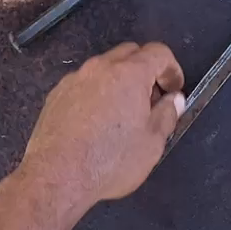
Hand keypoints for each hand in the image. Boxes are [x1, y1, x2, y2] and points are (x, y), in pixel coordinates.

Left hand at [17, 42, 184, 217]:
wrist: (56, 176)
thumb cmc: (110, 161)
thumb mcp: (152, 143)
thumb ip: (168, 114)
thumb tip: (174, 99)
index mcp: (129, 73)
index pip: (159, 52)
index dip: (172, 69)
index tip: (174, 91)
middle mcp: (101, 67)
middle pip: (131, 52)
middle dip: (147, 70)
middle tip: (151, 100)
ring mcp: (76, 78)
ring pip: (105, 66)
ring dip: (120, 80)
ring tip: (122, 113)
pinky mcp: (57, 93)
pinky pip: (85, 82)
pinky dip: (97, 92)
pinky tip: (96, 121)